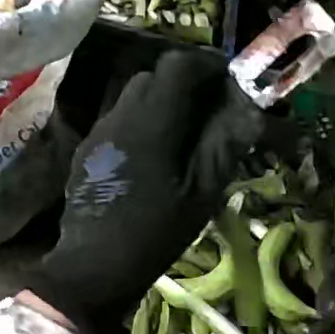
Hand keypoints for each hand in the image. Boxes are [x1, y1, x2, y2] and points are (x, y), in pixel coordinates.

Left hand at [31, 48, 263, 333]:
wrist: (95, 267)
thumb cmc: (156, 233)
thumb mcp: (201, 194)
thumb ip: (224, 143)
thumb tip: (247, 106)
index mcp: (152, 122)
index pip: (179, 66)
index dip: (208, 68)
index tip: (228, 85)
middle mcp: (120, 116)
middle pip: (154, 76)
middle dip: (185, 85)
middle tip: (210, 112)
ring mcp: (98, 132)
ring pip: (132, 97)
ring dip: (161, 104)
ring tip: (183, 135)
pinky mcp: (87, 151)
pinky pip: (118, 120)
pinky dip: (141, 123)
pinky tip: (153, 157)